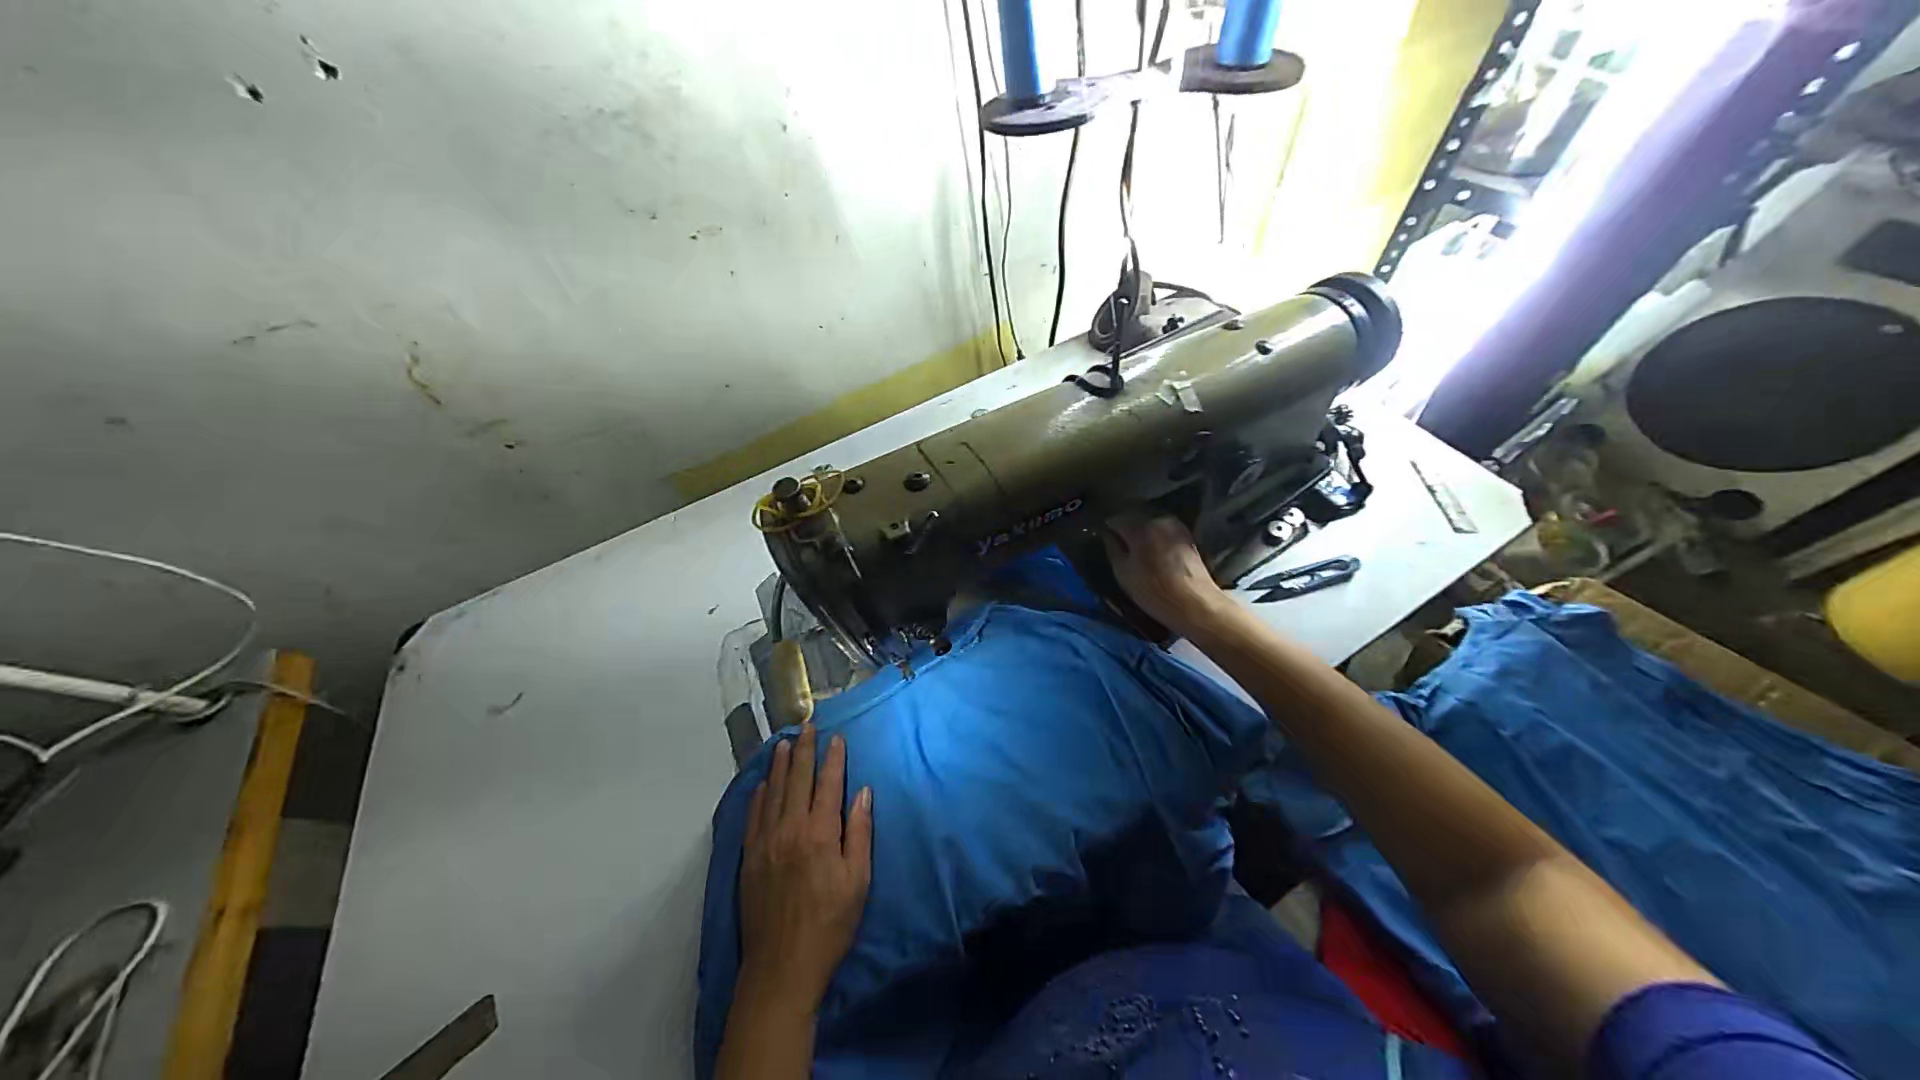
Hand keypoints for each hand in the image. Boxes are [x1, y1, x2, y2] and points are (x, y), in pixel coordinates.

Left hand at [738, 723, 873, 1009]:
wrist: (782, 967)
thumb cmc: (830, 925)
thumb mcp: (858, 881)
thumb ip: (860, 833)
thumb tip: (863, 793)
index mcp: (820, 833)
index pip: (828, 784)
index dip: (833, 758)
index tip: (836, 737)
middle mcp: (789, 829)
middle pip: (797, 780)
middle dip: (803, 751)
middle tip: (807, 727)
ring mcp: (764, 842)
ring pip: (772, 792)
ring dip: (779, 765)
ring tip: (783, 743)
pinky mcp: (749, 858)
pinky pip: (753, 816)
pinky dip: (759, 794)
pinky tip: (762, 783)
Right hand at [1103, 515, 1234, 637]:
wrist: (1195, 604)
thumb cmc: (1154, 592)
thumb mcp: (1123, 574)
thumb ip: (1112, 548)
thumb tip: (1107, 534)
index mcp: (1140, 527)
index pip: (1115, 519)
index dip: (1107, 529)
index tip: (1104, 540)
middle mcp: (1159, 519)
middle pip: (1133, 518)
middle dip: (1124, 529)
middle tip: (1118, 546)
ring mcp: (1175, 525)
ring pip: (1149, 523)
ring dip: (1140, 533)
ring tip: (1136, 551)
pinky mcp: (1187, 534)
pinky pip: (1162, 529)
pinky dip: (1154, 537)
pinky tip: (1153, 552)